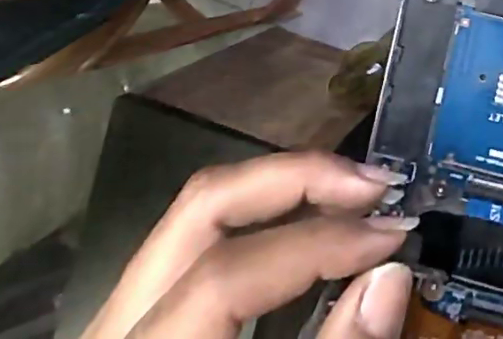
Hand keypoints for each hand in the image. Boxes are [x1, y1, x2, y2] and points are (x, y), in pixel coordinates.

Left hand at [82, 152, 419, 338]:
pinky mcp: (137, 323)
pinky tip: (317, 223)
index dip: (320, 243)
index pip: (226, 277)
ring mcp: (116, 324)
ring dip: (289, 187)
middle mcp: (109, 336)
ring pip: (201, 210)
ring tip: (357, 191)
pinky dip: (270, 216)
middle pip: (203, 208)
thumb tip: (391, 273)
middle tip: (374, 186)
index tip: (393, 234)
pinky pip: (205, 238)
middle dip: (301, 179)